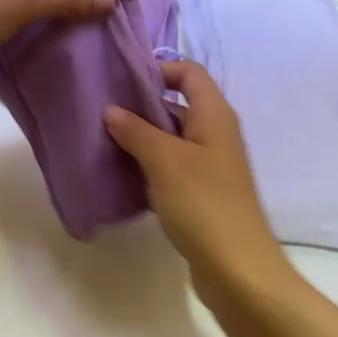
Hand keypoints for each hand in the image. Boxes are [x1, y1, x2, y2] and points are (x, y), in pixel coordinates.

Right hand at [104, 61, 290, 292]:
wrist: (236, 267)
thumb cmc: (203, 204)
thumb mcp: (165, 162)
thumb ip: (137, 132)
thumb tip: (112, 110)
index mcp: (214, 115)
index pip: (190, 73)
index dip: (159, 69)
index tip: (121, 80)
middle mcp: (216, 134)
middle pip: (178, 105)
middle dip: (142, 106)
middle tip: (101, 111)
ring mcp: (211, 166)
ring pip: (172, 139)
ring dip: (142, 139)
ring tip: (102, 141)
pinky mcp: (203, 194)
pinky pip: (173, 168)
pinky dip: (150, 167)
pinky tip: (122, 176)